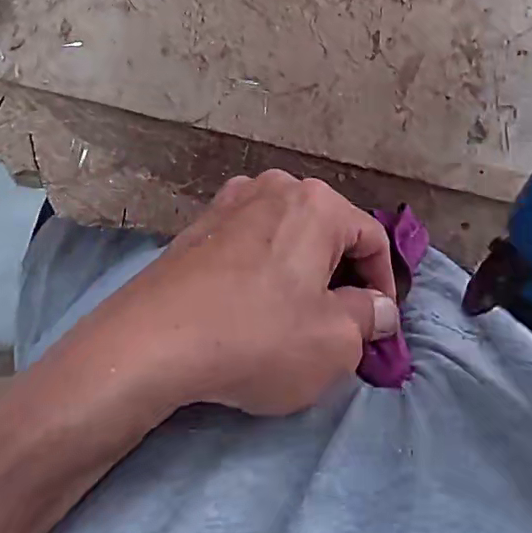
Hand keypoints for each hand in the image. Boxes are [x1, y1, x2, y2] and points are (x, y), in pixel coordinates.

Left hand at [46, 170, 400, 418]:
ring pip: (289, 234)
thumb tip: (378, 308)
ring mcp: (232, 201)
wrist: (146, 346)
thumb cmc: (256, 337)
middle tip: (340, 323)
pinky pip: (251, 242)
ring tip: (294, 316)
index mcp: (318, 202)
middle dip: (342, 277)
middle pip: (330, 232)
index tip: (379, 325)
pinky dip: (264, 269)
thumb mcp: (334, 343)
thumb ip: (369, 319)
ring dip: (302, 271)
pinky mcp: (198, 225)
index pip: (373, 239)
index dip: (385, 284)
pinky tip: (250, 306)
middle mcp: (278, 187)